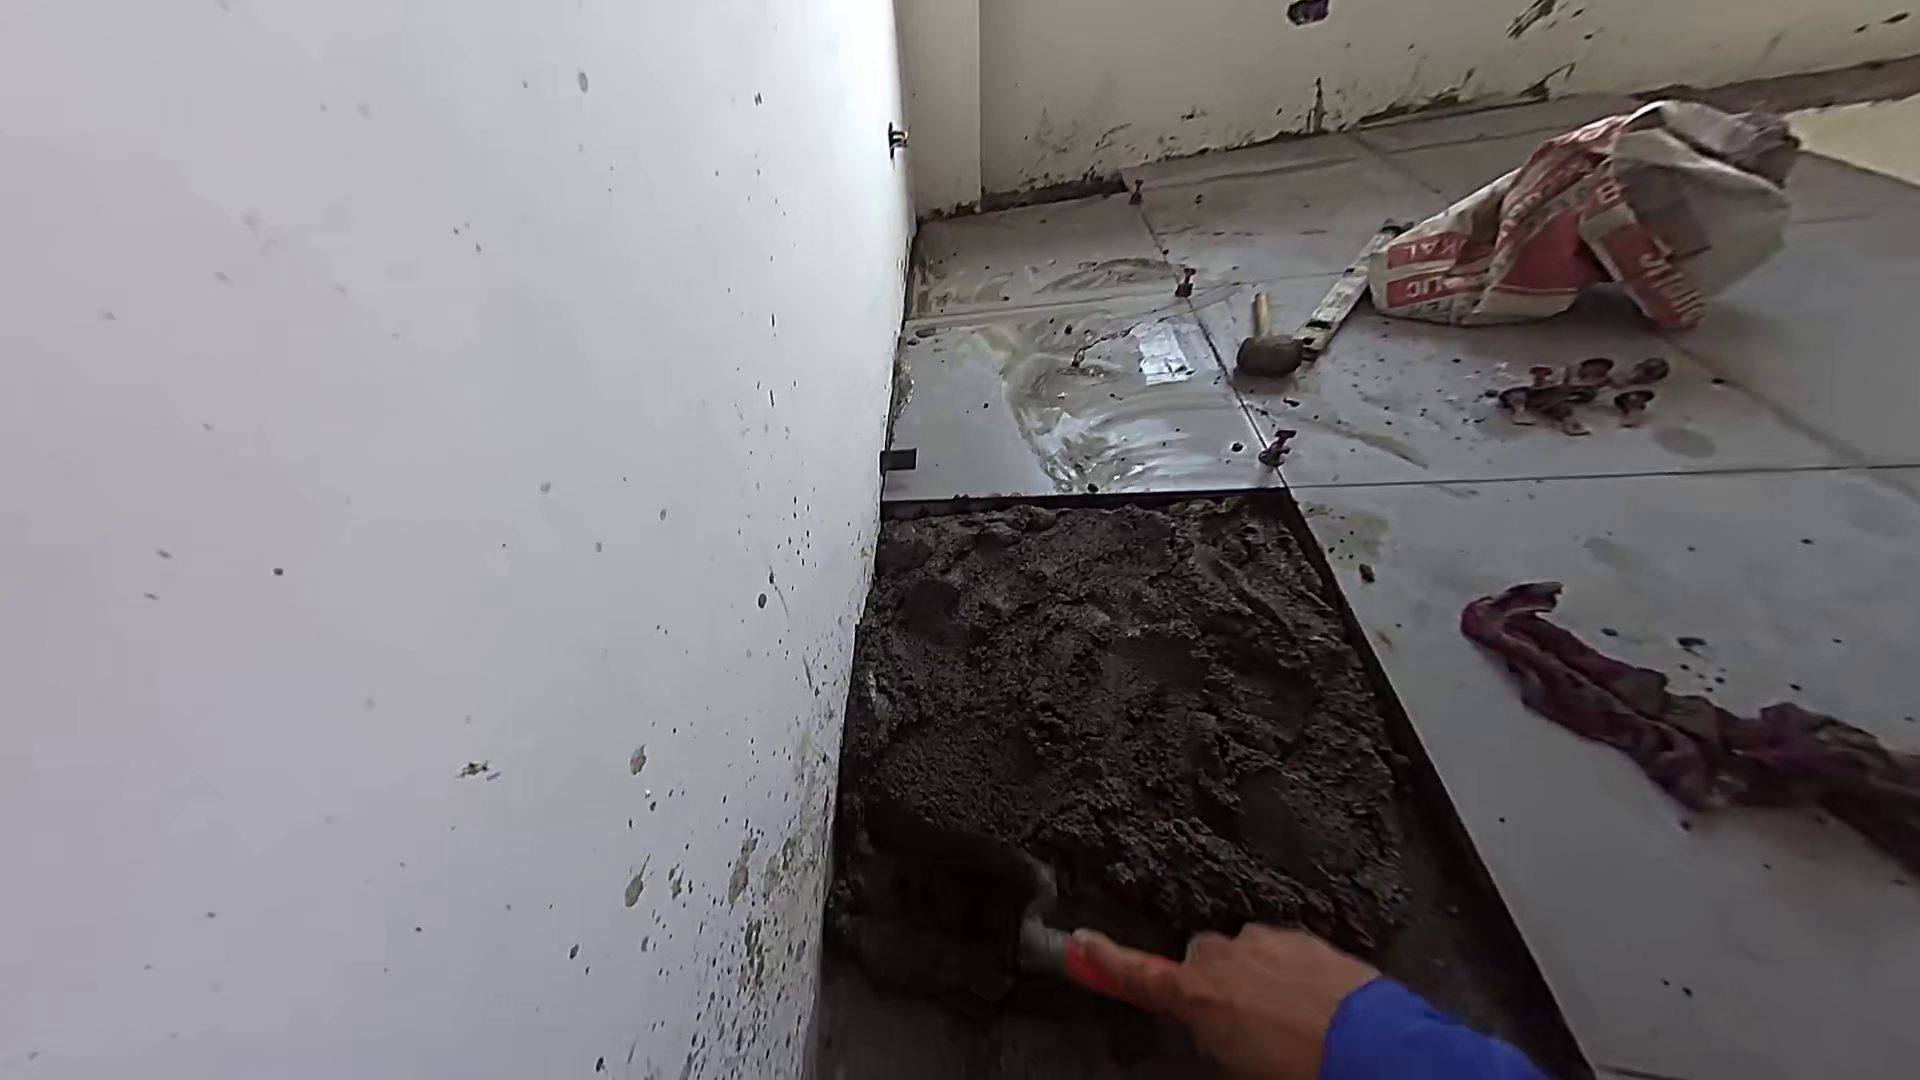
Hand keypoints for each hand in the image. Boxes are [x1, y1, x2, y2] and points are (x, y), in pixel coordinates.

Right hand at [1069, 925, 1379, 1079]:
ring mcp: (1264, 942)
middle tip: (1246, 1027)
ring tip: (1295, 1023)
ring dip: (1256, 979)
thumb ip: (1218, 1038)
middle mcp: (1224, 959)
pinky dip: (1289, 973)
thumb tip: (1216, 1029)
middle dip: (1214, 984)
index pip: (1141, 975)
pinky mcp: (1302, 937)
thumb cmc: (1307, 1077)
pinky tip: (1320, 1008)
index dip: (1104, 961)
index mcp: (1204, 997)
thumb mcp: (1246, 1070)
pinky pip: (1281, 951)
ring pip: (1244, 955)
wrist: (1386, 1057)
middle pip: (1201, 960)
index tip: (1077, 943)